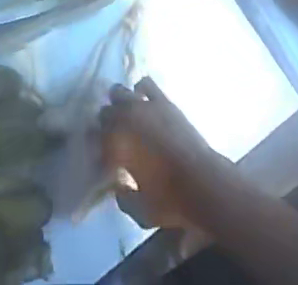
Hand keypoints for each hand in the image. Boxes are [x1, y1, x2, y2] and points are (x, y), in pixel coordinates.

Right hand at [100, 78, 240, 233]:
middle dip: (106, 126)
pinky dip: (140, 91)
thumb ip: (123, 199)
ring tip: (126, 118)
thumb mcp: (140, 212)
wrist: (204, 183)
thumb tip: (119, 187)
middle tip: (114, 141)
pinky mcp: (163, 102)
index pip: (93, 138)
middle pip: (104, 113)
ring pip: (118, 92)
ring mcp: (144, 106)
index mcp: (113, 144)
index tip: (102, 159)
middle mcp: (124, 119)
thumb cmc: (170, 200)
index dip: (96, 148)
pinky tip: (143, 103)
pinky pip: (145, 84)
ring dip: (118, 104)